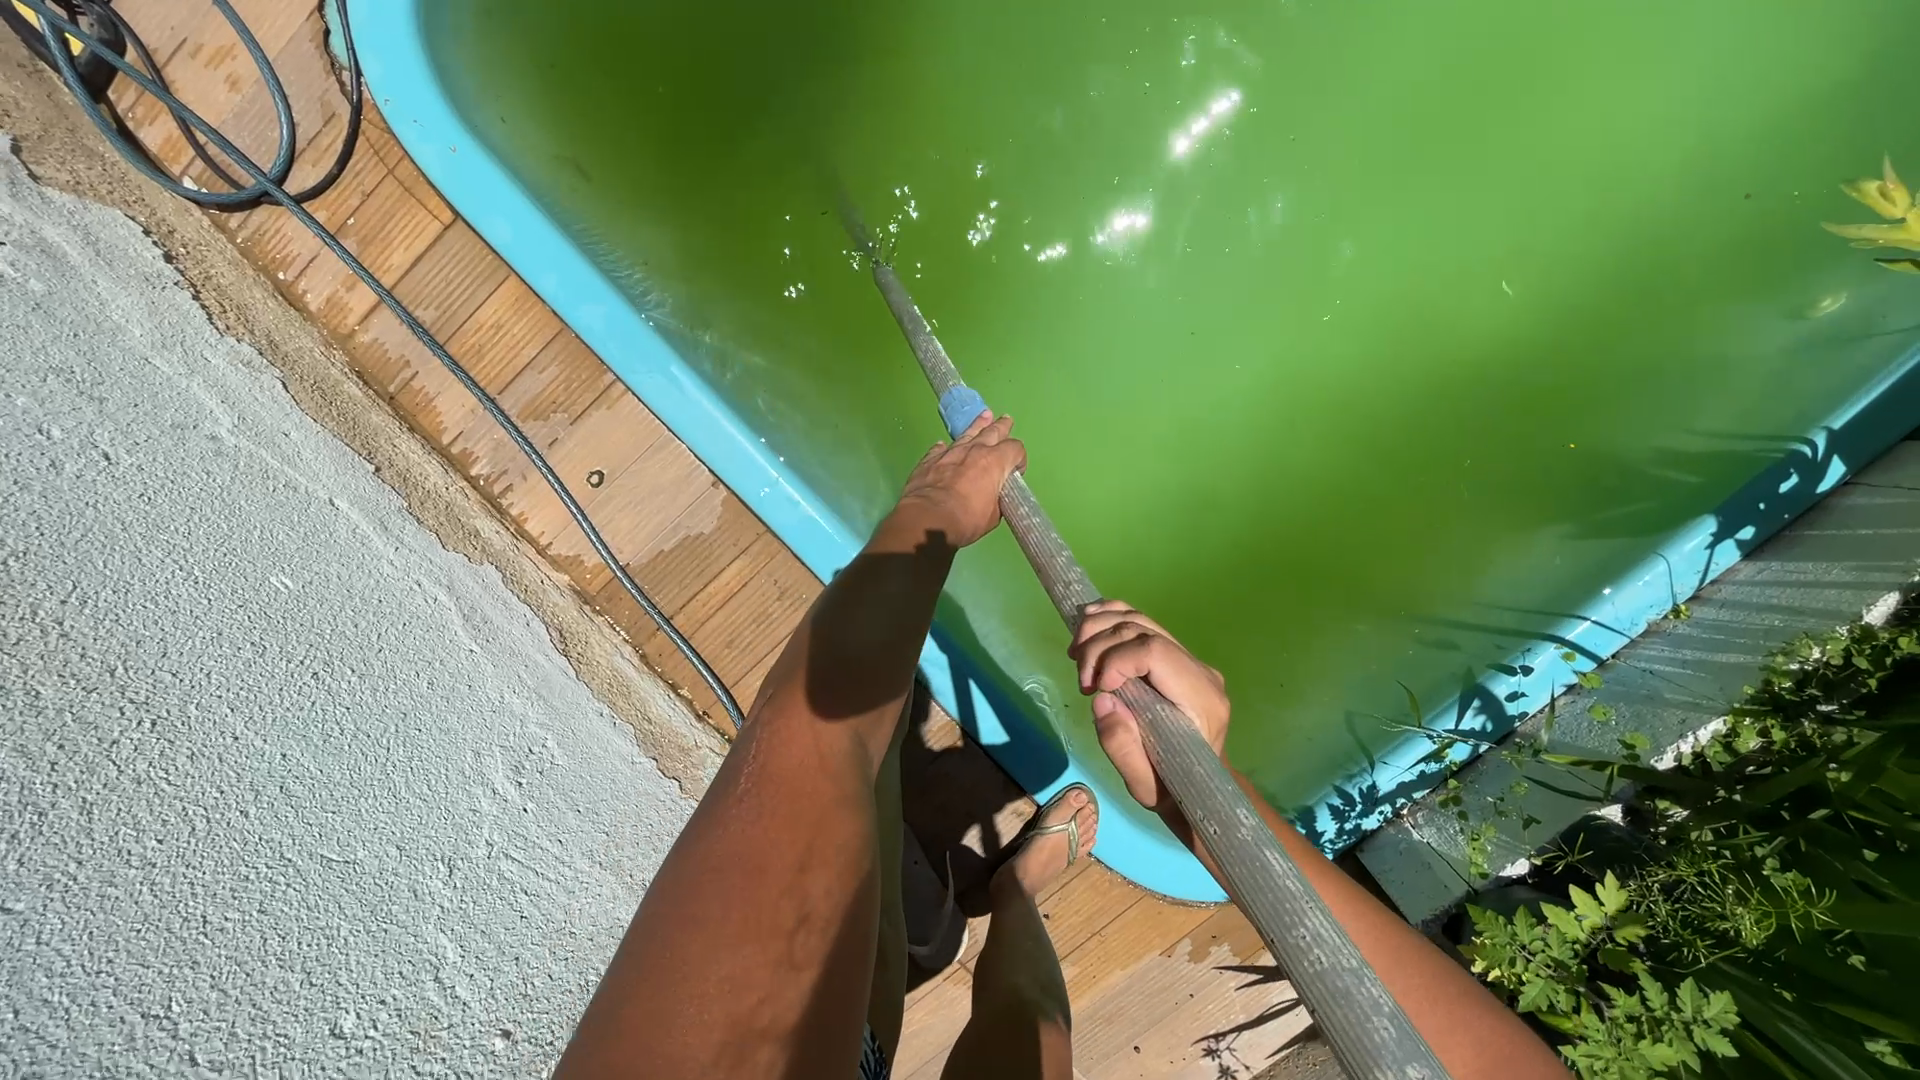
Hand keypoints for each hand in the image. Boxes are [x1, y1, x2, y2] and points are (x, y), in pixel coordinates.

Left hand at [889, 412, 1024, 548]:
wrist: (929, 518)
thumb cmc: (967, 518)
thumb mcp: (994, 515)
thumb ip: (997, 500)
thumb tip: (993, 497)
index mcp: (995, 461)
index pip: (1015, 449)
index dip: (1019, 458)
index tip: (1017, 470)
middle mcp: (975, 450)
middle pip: (993, 431)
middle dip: (1002, 427)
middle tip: (1006, 419)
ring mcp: (950, 452)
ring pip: (967, 433)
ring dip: (977, 425)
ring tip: (984, 415)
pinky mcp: (930, 459)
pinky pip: (940, 448)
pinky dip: (945, 448)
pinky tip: (943, 446)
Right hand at [1069, 601, 1229, 813]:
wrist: (1197, 787)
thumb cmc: (1171, 788)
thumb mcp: (1143, 784)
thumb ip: (1122, 746)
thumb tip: (1102, 700)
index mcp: (1200, 700)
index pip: (1154, 652)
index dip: (1115, 659)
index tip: (1095, 688)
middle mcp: (1200, 671)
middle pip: (1141, 630)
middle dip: (1099, 647)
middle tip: (1082, 680)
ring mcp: (1189, 660)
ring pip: (1139, 620)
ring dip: (1098, 628)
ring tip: (1076, 655)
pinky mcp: (1175, 657)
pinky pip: (1142, 624)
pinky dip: (1111, 617)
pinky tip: (1087, 622)